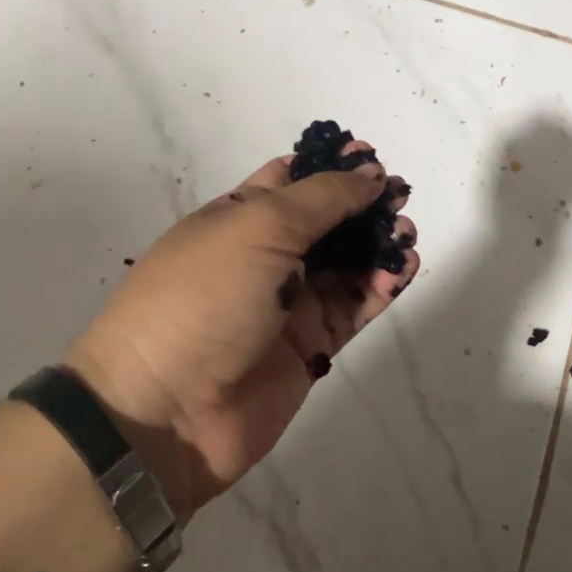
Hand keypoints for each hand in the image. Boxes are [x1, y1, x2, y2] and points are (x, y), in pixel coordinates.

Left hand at [65, 145, 417, 520]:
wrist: (165, 411)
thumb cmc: (203, 298)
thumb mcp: (258, 227)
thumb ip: (322, 197)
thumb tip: (368, 175)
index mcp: (239, 217)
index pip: (293, 178)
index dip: (332, 165)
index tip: (373, 160)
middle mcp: (266, 255)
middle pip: (328, 220)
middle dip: (365, 204)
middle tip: (402, 198)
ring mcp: (290, 302)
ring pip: (348, 262)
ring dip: (380, 244)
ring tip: (406, 235)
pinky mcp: (312, 345)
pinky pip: (355, 305)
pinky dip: (382, 286)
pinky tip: (404, 270)